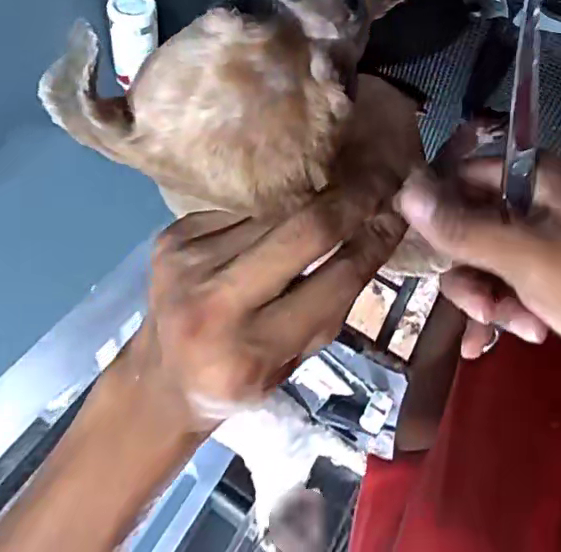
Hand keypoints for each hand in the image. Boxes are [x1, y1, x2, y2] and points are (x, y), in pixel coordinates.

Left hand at [146, 187, 407, 426]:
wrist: (160, 380)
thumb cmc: (245, 375)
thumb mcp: (302, 351)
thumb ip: (339, 293)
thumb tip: (381, 223)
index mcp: (249, 353)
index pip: (335, 278)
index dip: (375, 240)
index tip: (401, 212)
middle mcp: (211, 306)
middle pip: (304, 229)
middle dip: (352, 199)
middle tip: (382, 179)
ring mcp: (186, 264)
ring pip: (276, 209)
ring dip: (316, 194)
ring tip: (345, 180)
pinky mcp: (172, 235)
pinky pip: (245, 205)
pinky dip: (276, 201)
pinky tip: (290, 199)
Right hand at [397, 158, 560, 394]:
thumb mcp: (525, 257)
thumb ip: (464, 227)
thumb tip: (407, 190)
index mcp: (534, 179)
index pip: (465, 176)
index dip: (439, 210)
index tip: (422, 251)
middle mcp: (540, 201)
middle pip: (475, 224)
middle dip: (471, 269)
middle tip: (484, 304)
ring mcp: (552, 241)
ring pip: (494, 262)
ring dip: (493, 298)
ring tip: (516, 326)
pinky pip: (519, 287)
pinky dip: (515, 311)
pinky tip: (530, 336)